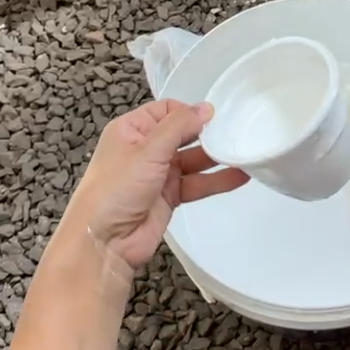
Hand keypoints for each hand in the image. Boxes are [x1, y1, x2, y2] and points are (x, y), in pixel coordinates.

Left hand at [62, 99, 248, 273]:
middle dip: (207, 133)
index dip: (189, 111)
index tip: (214, 117)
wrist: (104, 242)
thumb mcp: (148, 150)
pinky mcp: (170, 196)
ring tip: (245, 152)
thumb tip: (207, 107)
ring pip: (193, 160)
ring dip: (216, 157)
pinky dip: (217, 180)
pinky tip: (240, 176)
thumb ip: (179, 126)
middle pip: (183, 134)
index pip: (166, 110)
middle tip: (237, 132)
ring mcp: (158, 173)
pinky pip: (197, 183)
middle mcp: (145, 148)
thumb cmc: (116, 188)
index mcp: (131, 129)